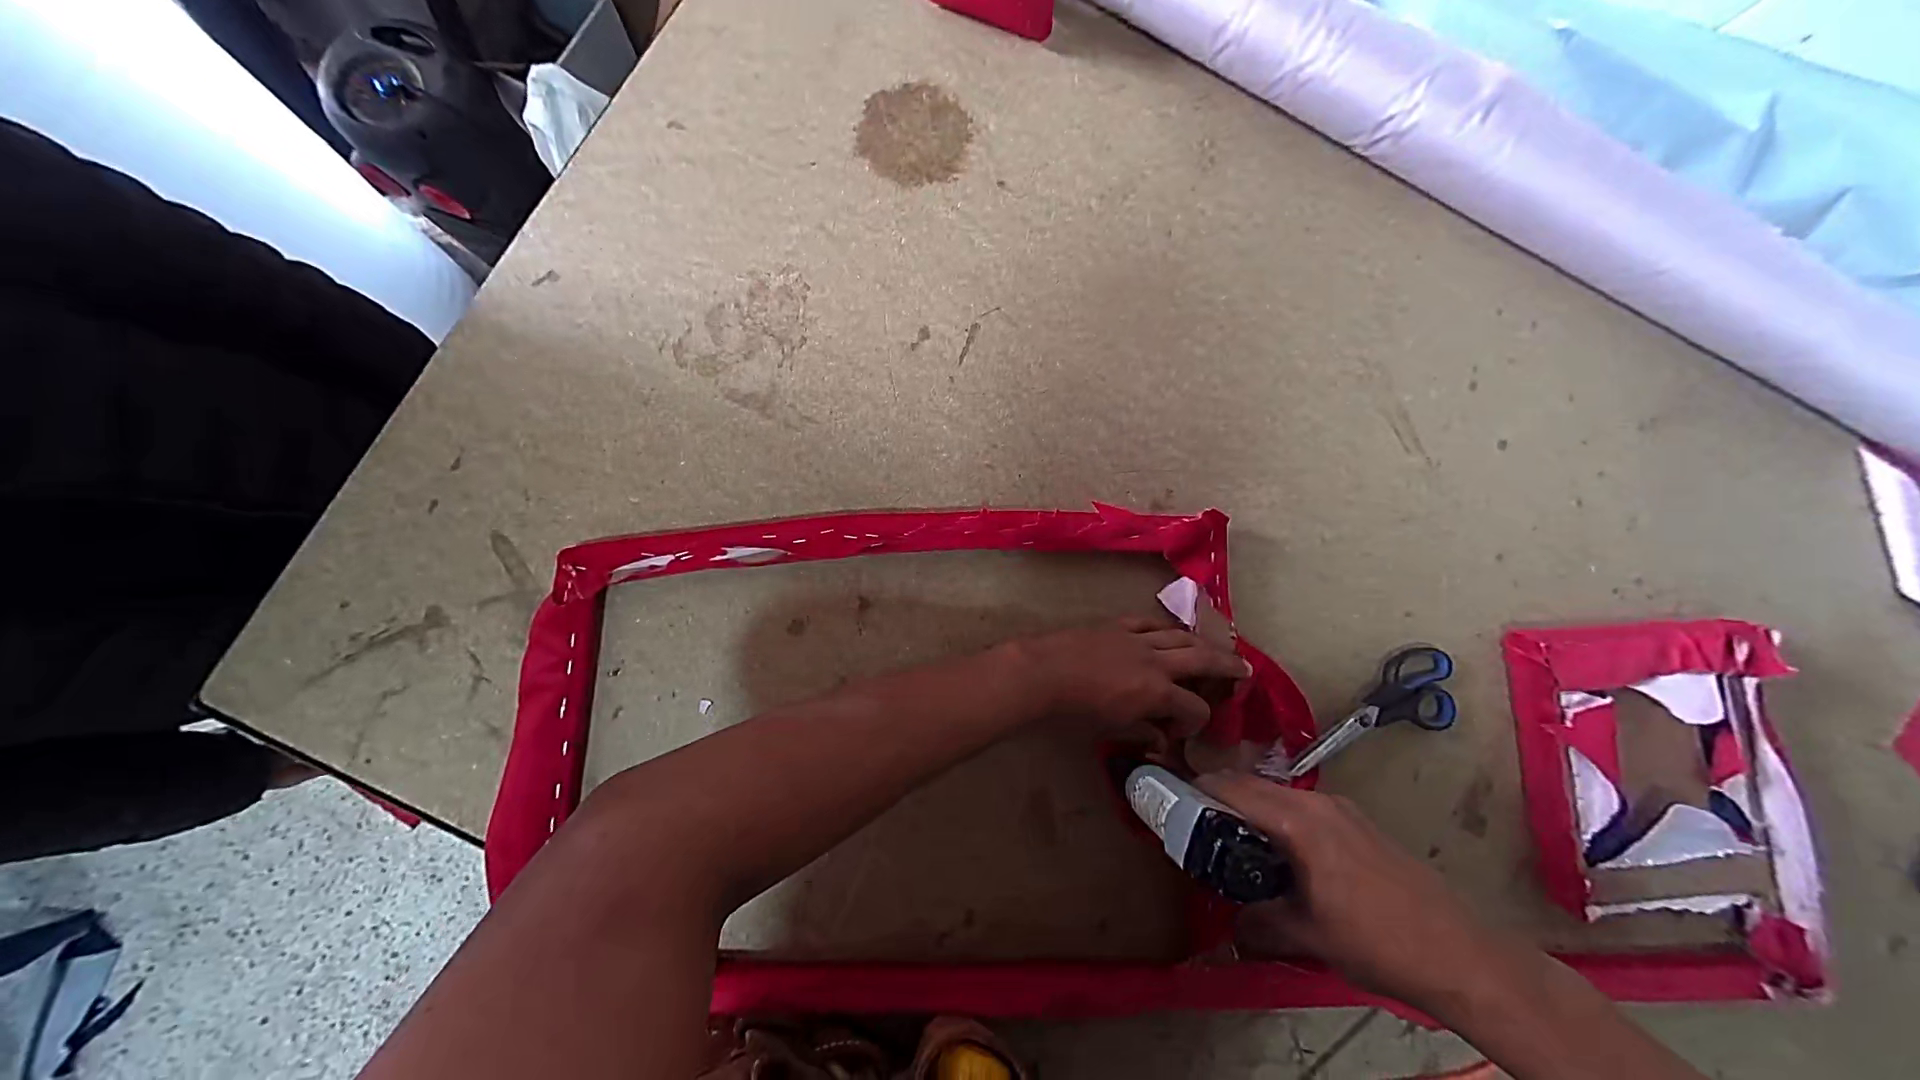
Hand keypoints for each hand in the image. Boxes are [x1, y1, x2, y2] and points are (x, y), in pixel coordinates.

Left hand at [998, 617, 1253, 751]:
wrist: (1042, 673)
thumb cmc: (1075, 709)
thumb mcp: (1112, 728)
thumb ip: (1142, 731)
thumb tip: (1160, 739)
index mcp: (1158, 692)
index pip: (1194, 708)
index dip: (1196, 723)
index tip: (1182, 733)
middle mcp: (1156, 662)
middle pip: (1202, 660)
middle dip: (1227, 667)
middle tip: (1245, 670)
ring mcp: (1137, 639)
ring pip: (1180, 637)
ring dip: (1203, 643)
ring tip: (1217, 647)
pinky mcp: (1117, 626)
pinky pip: (1149, 624)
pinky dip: (1165, 629)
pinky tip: (1170, 632)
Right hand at [1196, 772, 1510, 1010]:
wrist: (1464, 955)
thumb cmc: (1378, 940)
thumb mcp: (1306, 935)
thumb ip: (1257, 922)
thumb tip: (1232, 926)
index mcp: (1300, 821)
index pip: (1232, 787)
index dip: (1195, 790)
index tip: (1171, 803)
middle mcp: (1319, 803)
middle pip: (1253, 786)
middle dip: (1219, 801)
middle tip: (1196, 829)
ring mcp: (1343, 811)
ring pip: (1279, 797)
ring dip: (1251, 812)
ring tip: (1236, 848)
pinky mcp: (1359, 825)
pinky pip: (1304, 811)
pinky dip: (1280, 822)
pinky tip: (1283, 859)